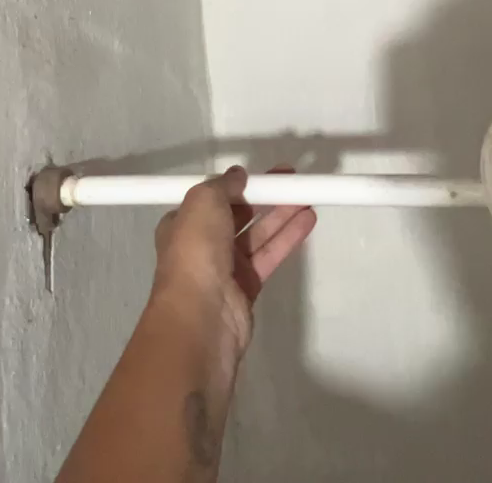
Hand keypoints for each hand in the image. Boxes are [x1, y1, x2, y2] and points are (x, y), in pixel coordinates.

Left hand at [151, 166, 316, 354]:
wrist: (200, 318)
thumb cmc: (195, 252)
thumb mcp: (202, 203)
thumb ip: (223, 185)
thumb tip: (237, 175)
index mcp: (183, 224)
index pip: (212, 199)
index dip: (238, 185)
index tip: (261, 174)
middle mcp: (202, 245)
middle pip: (238, 214)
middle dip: (264, 197)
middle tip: (291, 180)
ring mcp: (225, 268)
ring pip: (257, 234)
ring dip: (281, 214)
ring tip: (308, 195)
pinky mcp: (247, 288)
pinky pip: (269, 255)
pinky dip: (287, 237)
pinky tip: (307, 220)